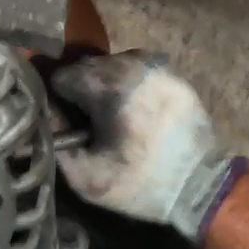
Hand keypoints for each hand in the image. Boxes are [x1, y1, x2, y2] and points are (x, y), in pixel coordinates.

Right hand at [50, 52, 248, 243]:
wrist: (203, 186)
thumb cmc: (142, 182)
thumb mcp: (88, 178)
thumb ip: (56, 144)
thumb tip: (46, 116)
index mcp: (105, 84)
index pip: (61, 77)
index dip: (62, 103)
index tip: (75, 126)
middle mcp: (127, 62)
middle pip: (85, 68)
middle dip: (84, 92)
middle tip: (97, 124)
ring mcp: (151, 62)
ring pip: (109, 64)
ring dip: (106, 85)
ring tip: (119, 117)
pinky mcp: (168, 68)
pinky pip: (133, 67)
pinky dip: (128, 82)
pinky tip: (138, 109)